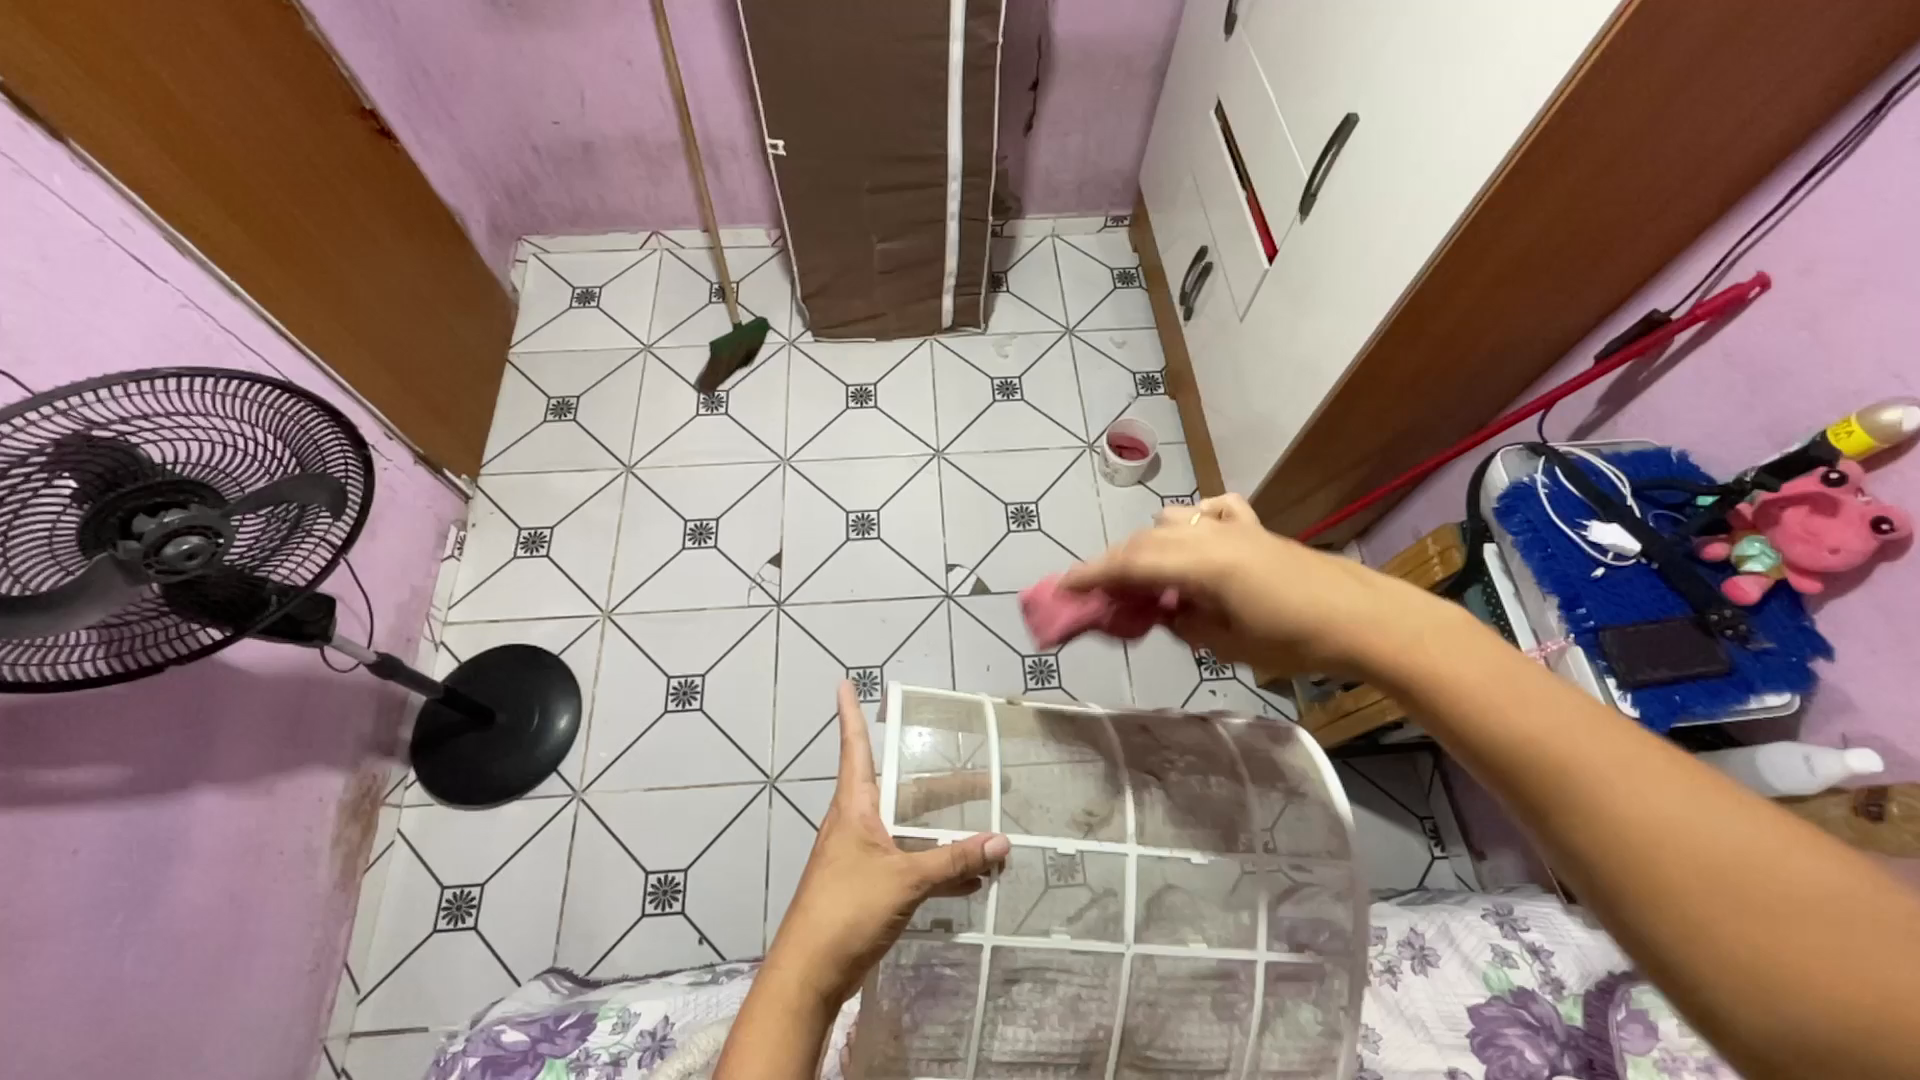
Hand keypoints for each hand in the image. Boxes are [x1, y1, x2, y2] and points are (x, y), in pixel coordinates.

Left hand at [763, 681, 1010, 1007]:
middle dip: (942, 784)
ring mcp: (864, 856)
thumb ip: (954, 860)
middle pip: (903, 791)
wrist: (810, 973)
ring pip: (912, 832)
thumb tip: (1002, 842)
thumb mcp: (905, 880)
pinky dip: (940, 868)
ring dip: (946, 834)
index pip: (854, 747)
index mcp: (854, 807)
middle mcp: (857, 824)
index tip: (843, 683)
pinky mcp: (871, 887)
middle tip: (980, 771)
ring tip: (989, 830)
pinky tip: (973, 879)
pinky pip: (913, 865)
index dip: (850, 714)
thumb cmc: (846, 909)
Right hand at [1064, 493, 1447, 675]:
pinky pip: (1210, 513)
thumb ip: (1182, 622)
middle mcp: (1210, 535)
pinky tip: (1191, 536)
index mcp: (1200, 564)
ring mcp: (1234, 526)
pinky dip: (1189, 522)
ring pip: (1171, 523)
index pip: (1130, 564)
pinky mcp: (1255, 528)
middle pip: (1144, 541)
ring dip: (1147, 545)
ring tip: (1141, 576)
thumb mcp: (1226, 644)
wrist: (1361, 619)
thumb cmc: (1293, 641)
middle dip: (1113, 565)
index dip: (1092, 575)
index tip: (1062, 588)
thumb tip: (1160, 610)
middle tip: (1095, 593)